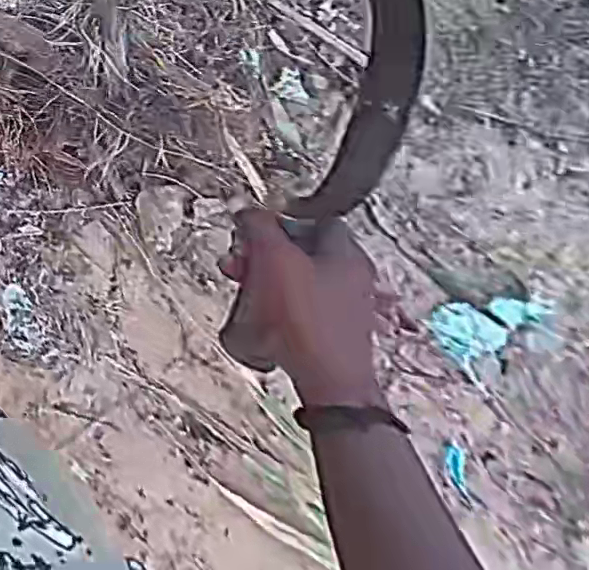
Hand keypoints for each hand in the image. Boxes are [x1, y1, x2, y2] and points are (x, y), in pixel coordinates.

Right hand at [221, 208, 384, 407]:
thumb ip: (258, 226)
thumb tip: (245, 208)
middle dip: (261, 250)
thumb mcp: (273, 257)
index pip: (314, 219)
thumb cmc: (304, 318)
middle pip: (297, 249)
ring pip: (292, 276)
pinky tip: (253, 310)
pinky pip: (293, 302)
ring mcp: (339, 306)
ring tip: (239, 286)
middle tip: (239, 258)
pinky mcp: (325, 328)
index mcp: (346, 256)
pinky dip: (271, 300)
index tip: (253, 226)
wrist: (325, 381)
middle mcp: (349, 279)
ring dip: (261, 275)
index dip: (280, 218)